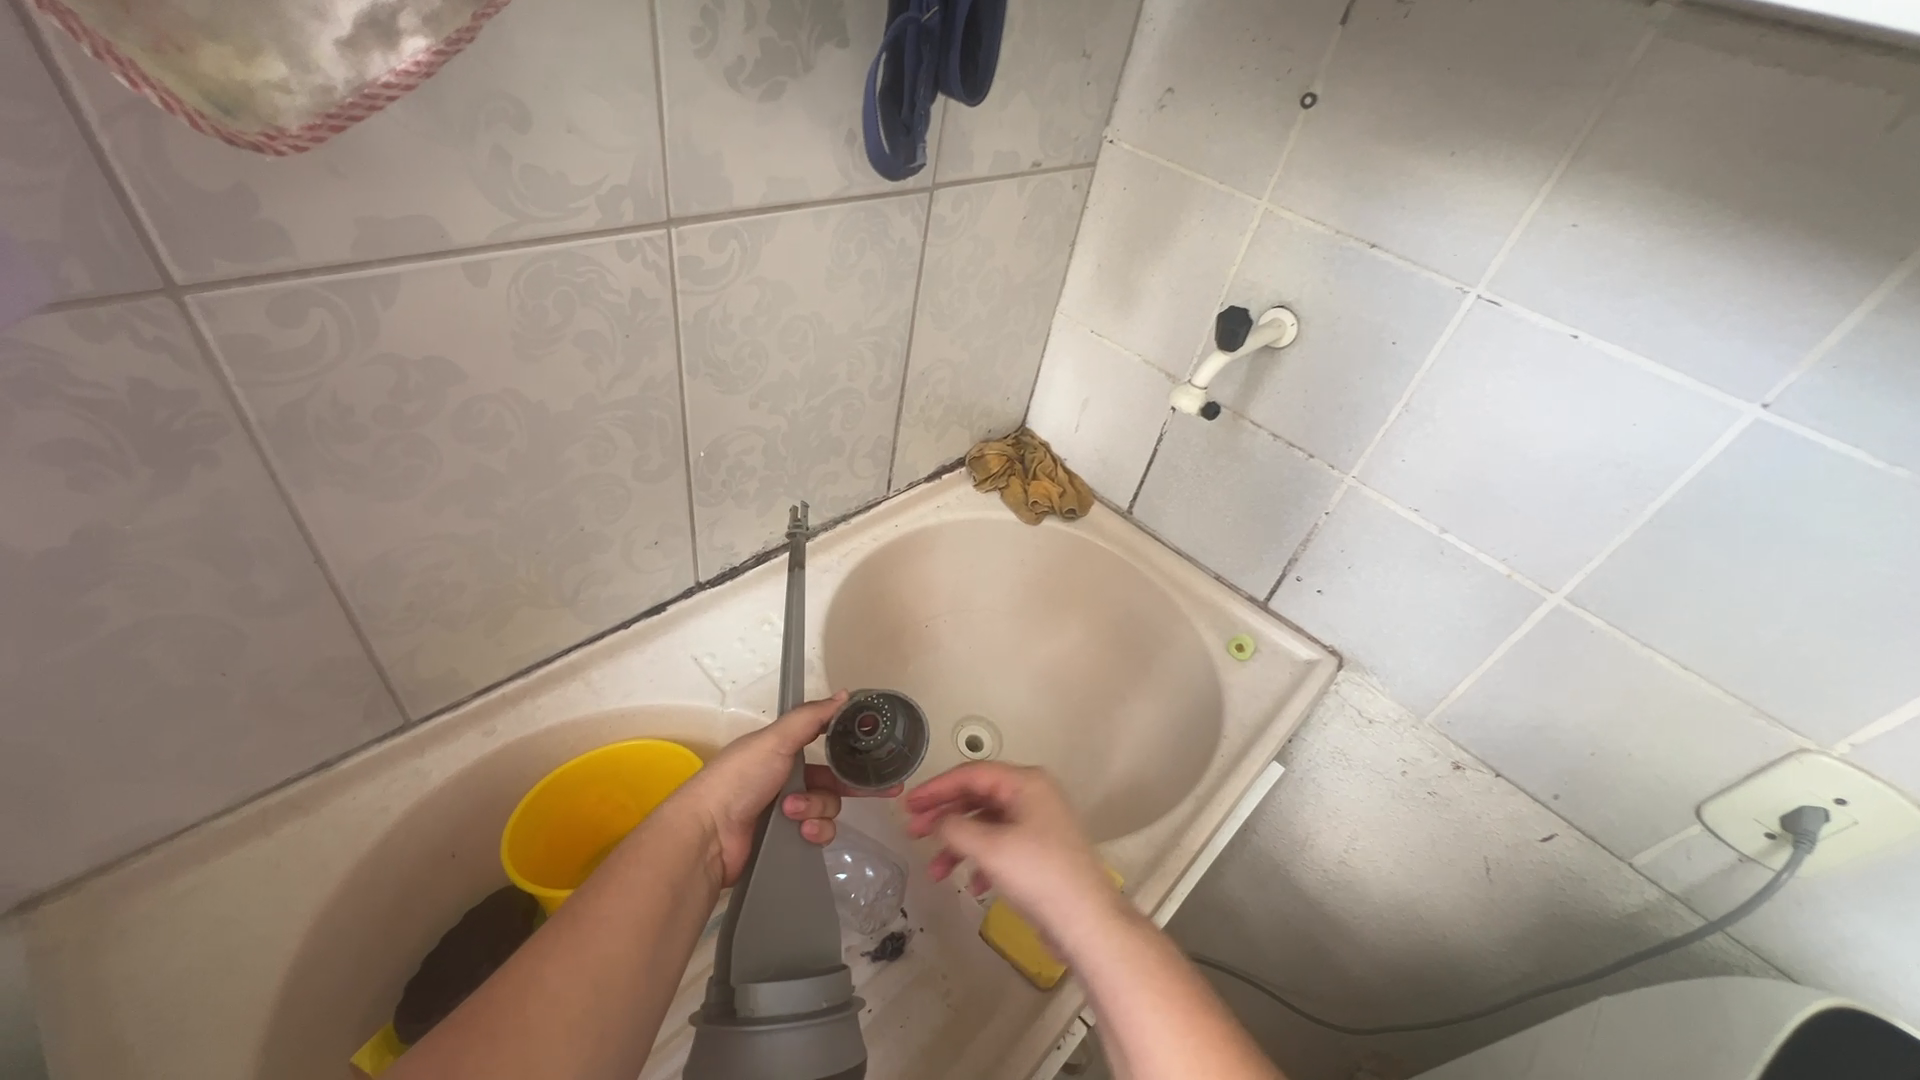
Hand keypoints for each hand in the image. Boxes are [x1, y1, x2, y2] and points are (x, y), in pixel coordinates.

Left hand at [670, 691, 901, 886]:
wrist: (709, 835)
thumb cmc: (739, 779)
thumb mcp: (775, 740)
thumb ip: (811, 717)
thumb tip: (844, 694)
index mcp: (782, 751)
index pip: (824, 744)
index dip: (850, 746)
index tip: (876, 752)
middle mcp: (786, 779)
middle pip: (833, 779)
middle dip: (852, 784)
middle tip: (886, 788)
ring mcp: (788, 812)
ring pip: (828, 806)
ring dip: (817, 807)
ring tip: (794, 811)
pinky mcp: (788, 840)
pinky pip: (819, 833)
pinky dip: (815, 831)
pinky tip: (801, 831)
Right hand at [905, 763, 1124, 947]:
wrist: (1086, 921)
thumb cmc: (1040, 875)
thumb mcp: (989, 848)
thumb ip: (955, 827)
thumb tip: (938, 820)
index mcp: (1025, 782)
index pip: (971, 773)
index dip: (936, 788)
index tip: (908, 804)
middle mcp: (1032, 796)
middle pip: (977, 797)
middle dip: (944, 817)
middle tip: (913, 833)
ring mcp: (1037, 824)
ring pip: (986, 825)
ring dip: (958, 846)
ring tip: (936, 872)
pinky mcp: (1039, 851)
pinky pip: (1000, 846)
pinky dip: (980, 861)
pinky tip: (972, 886)